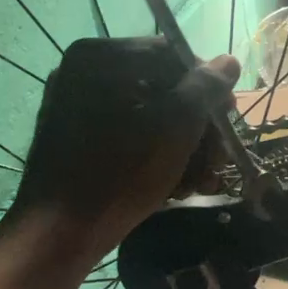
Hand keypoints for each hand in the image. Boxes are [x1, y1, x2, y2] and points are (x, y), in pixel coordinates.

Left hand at [7, 37, 239, 258]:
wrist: (58, 233)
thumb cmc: (120, 175)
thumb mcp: (175, 127)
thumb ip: (205, 89)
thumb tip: (229, 61)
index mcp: (101, 57)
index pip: (171, 55)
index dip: (209, 85)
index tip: (229, 119)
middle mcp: (84, 73)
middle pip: (161, 87)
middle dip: (197, 126)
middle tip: (219, 159)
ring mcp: (76, 106)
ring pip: (147, 115)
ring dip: (183, 146)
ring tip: (201, 181)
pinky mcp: (76, 140)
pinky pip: (126, 134)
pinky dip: (154, 155)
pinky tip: (176, 187)